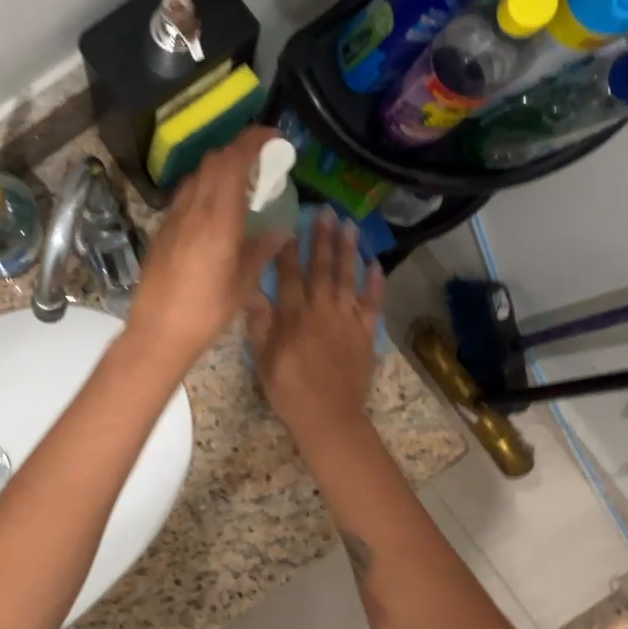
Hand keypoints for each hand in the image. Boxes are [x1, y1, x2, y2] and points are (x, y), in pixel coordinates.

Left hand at [124, 128, 288, 368]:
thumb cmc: (206, 311)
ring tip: (238, 187)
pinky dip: (201, 192)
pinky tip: (213, 214)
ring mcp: (171, 220)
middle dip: (237, 152)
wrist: (157, 332)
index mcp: (217, 216)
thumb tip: (280, 230)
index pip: (233, 159)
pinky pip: (183, 199)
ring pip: (195, 178)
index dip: (253, 139)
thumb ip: (262, 250)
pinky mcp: (160, 234)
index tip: (273, 137)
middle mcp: (191, 209)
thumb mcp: (243, 283)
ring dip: (217, 171)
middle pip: (213, 161)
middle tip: (260, 163)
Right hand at [246, 207, 385, 437]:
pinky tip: (375, 263)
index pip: (288, 275)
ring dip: (348, 250)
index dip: (286, 249)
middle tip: (325, 212)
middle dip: (321, 239)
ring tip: (349, 225)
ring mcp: (347, 319)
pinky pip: (372, 302)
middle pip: (321, 268)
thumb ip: (260, 324)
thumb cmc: (288, 390)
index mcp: (293, 316)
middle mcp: (321, 310)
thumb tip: (251, 291)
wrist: (329, 416)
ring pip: (347, 277)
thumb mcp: (263, 359)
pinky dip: (374, 282)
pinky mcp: (366, 333)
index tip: (287, 226)